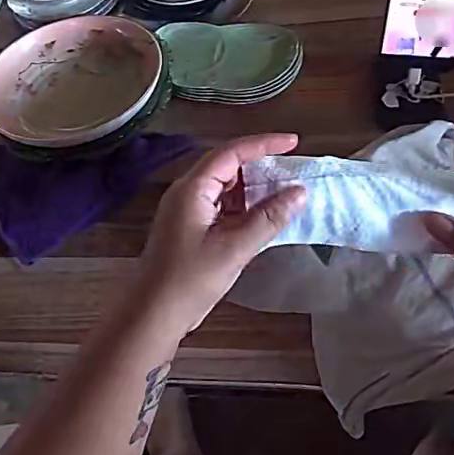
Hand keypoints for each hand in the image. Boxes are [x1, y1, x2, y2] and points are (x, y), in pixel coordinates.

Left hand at [134, 133, 306, 334]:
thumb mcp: (235, 248)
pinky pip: (220, 206)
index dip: (263, 144)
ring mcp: (186, 210)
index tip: (294, 142)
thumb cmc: (190, 278)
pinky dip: (243, 206)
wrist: (154, 311)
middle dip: (260, 165)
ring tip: (285, 192)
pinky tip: (263, 216)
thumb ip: (268, 218)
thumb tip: (299, 192)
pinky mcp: (189, 227)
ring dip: (252, 188)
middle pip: (226, 166)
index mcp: (192, 188)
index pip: (230, 152)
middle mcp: (186, 192)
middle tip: (293, 170)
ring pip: (223, 187)